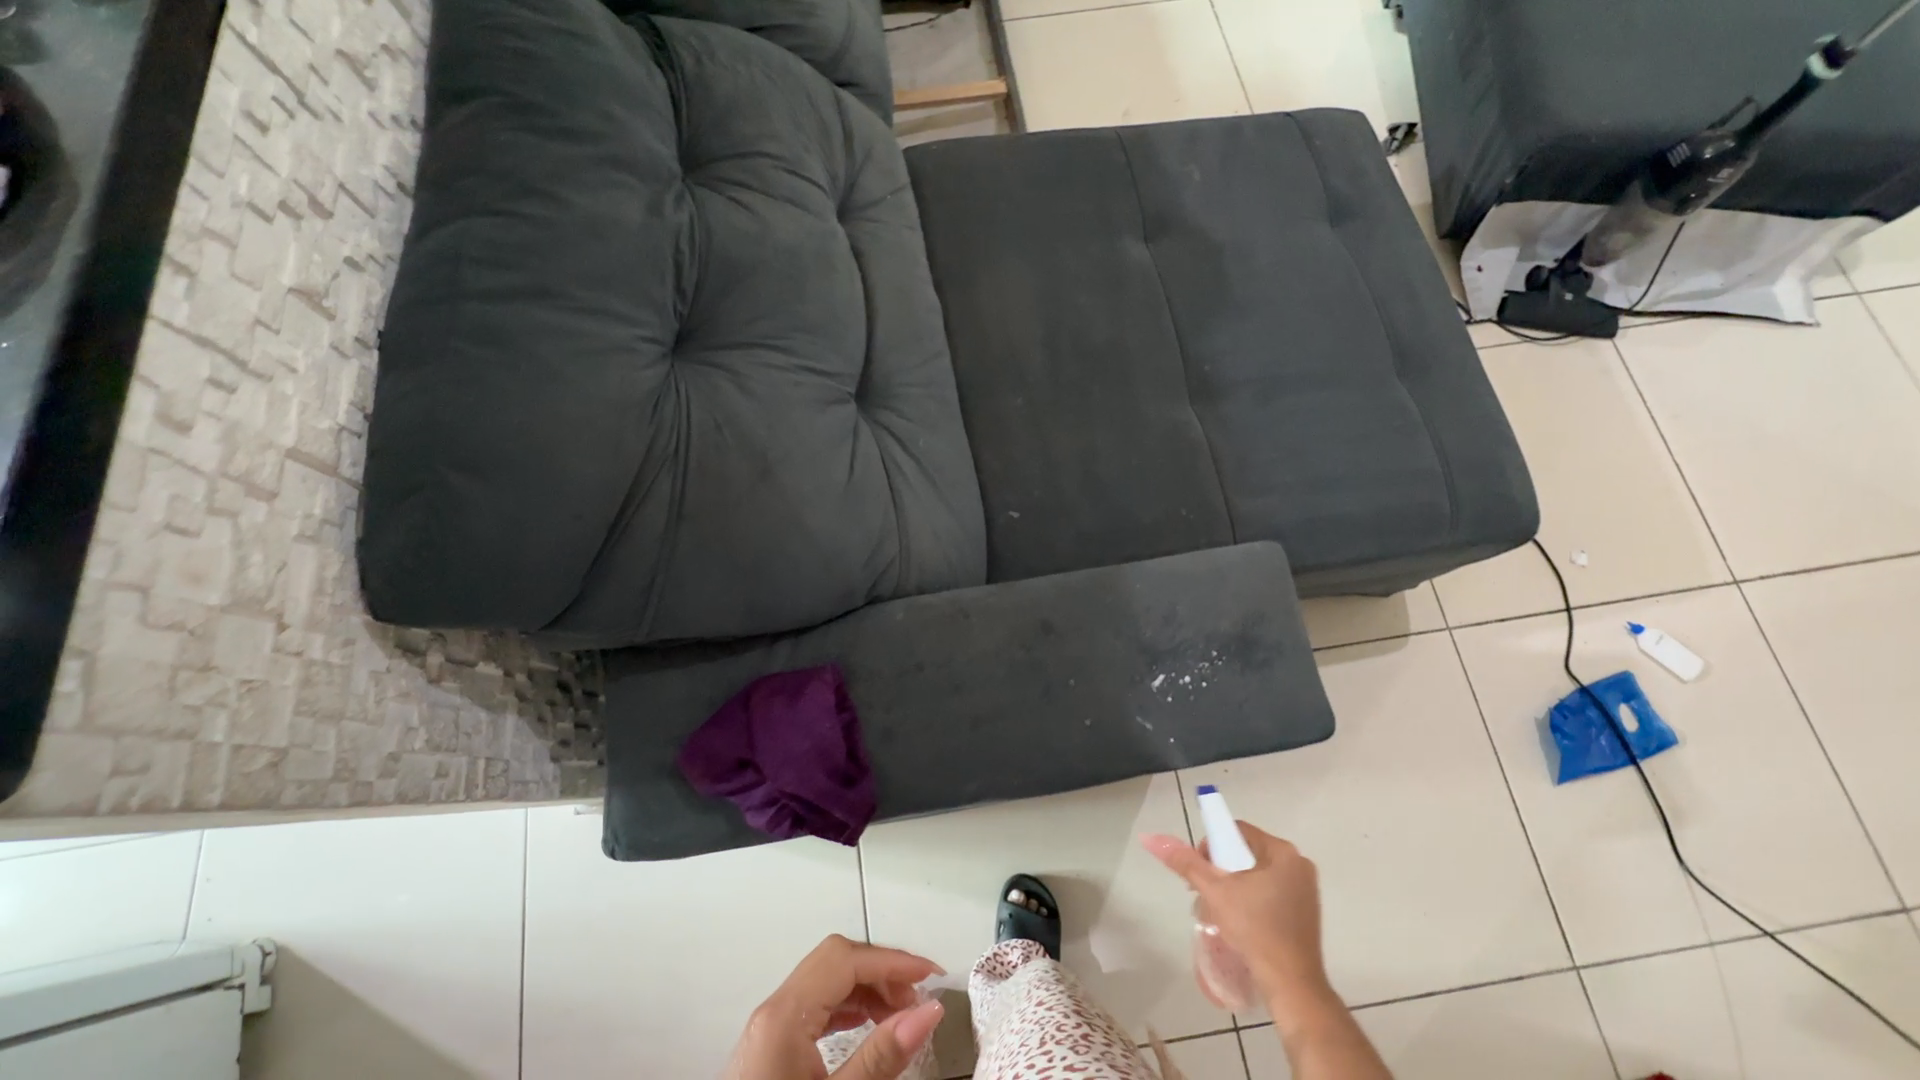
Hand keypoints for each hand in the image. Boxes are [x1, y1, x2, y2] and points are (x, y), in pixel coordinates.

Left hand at [723, 934, 945, 1079]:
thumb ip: (882, 1056)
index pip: (845, 960)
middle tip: (918, 1000)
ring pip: (824, 981)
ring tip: (900, 1017)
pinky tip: (868, 1027)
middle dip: (882, 972)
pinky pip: (814, 1006)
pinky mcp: (769, 1046)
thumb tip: (927, 1012)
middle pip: (834, 962)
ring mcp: (767, 1027)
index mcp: (784, 1016)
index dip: (893, 961)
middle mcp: (772, 1011)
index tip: (931, 977)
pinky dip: (848, 1007)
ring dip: (867, 989)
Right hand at [1141, 825, 1334, 1022]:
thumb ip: (1186, 863)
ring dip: (1235, 885)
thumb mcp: (1215, 892)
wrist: (1290, 982)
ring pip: (1258, 874)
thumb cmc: (1254, 929)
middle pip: (1247, 853)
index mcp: (1283, 852)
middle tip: (1206, 892)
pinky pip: (1271, 891)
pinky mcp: (1306, 911)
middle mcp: (1298, 864)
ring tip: (1220, 908)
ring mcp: (1306, 889)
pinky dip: (1252, 898)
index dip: (1212, 845)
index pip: (1238, 831)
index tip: (1200, 871)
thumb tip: (1150, 837)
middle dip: (1222, 869)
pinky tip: (1241, 920)